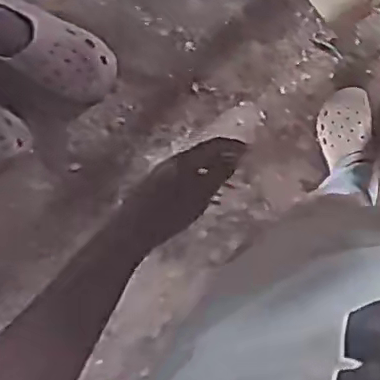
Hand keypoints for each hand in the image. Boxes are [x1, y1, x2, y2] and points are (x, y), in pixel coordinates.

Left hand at [102, 137, 246, 255]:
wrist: (128, 235)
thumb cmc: (169, 215)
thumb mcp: (201, 195)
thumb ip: (219, 174)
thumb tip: (236, 158)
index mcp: (183, 160)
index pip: (214, 144)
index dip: (234, 146)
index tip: (251, 150)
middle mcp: (171, 161)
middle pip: (203, 151)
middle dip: (224, 155)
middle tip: (242, 163)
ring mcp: (161, 173)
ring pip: (194, 162)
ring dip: (212, 166)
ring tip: (229, 177)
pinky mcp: (154, 185)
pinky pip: (185, 172)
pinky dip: (200, 175)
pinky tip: (206, 188)